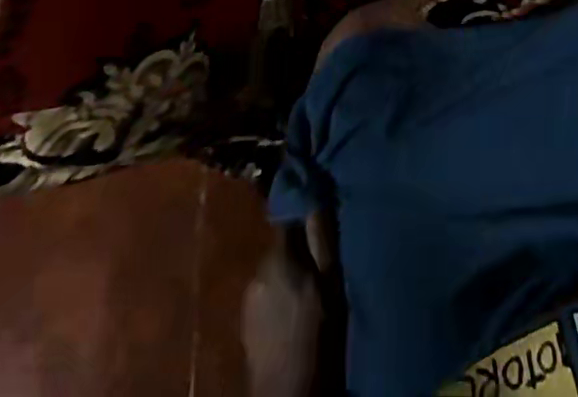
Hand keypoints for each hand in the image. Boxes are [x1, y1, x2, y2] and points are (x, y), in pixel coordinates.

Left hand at [243, 227, 323, 396]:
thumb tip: (316, 199)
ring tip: (306, 295)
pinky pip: (265, 294)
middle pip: (281, 246)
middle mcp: (257, 269)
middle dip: (298, 251)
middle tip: (319, 268)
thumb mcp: (332, 286)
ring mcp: (248, 296)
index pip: (287, 217)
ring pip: (273, 271)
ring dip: (288, 275)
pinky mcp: (245, 320)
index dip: (302, 214)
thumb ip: (323, 240)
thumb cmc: (319, 337)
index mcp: (279, 256)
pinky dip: (278, 297)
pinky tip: (291, 315)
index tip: (317, 217)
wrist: (289, 393)